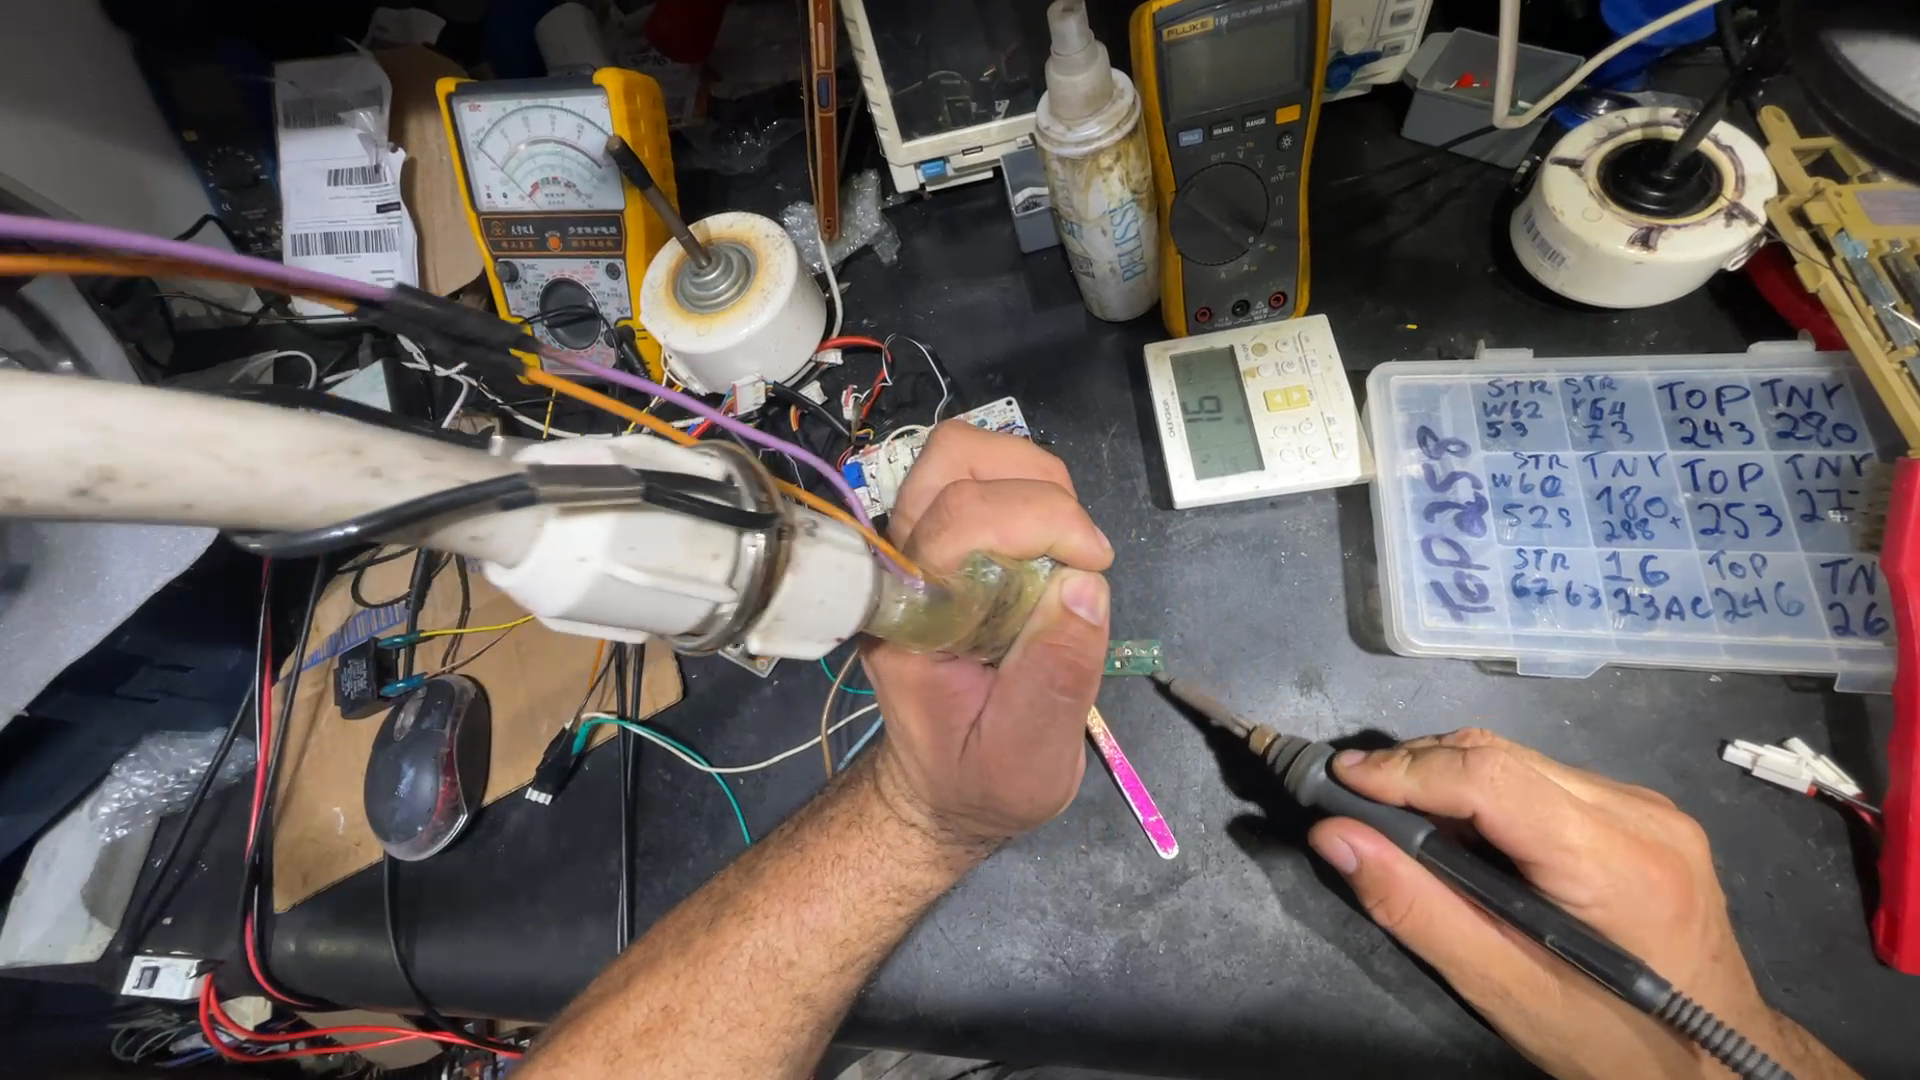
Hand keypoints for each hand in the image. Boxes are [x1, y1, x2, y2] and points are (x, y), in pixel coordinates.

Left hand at [861, 422, 1112, 858]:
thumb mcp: (1026, 755)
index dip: (1036, 520)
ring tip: (1070, 544)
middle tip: (1080, 546)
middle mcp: (901, 569)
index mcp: (908, 620)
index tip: (1094, 563)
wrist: (942, 790)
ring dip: (1033, 481)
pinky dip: (1029, 492)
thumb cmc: (978, 779)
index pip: (954, 522)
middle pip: (949, 460)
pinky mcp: (940, 548)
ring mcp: (916, 551)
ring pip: (961, 458)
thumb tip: (1086, 586)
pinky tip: (1052, 546)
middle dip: (1033, 484)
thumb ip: (1053, 678)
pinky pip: (978, 482)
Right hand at [1307, 729, 1856, 1079]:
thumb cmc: (1616, 1044)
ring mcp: (1641, 804)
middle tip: (1353, 800)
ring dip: (1437, 774)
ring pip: (1505, 754)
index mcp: (1619, 862)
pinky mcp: (1632, 807)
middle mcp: (1637, 812)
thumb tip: (1333, 835)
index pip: (1489, 778)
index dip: (1404, 771)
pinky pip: (1527, 771)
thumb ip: (1415, 908)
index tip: (1338, 779)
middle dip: (1410, 768)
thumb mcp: (1505, 991)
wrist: (1728, 1072)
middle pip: (1493, 754)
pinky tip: (1455, 827)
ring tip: (1395, 814)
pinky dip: (1472, 786)